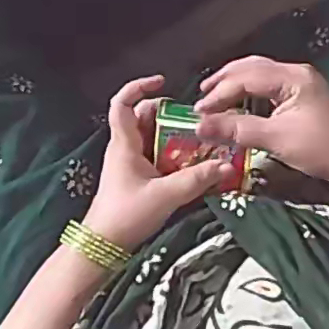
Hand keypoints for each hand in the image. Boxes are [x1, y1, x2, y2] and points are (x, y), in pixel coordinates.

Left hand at [82, 75, 232, 250]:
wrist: (103, 245)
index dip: (139, 86)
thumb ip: (196, 180)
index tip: (162, 82)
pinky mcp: (136, 178)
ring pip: (151, 137)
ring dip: (173, 136)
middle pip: (143, 117)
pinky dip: (172, 155)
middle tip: (191, 120)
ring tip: (198, 141)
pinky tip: (191, 165)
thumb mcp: (165, 196)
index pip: (122, 103)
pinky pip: (155, 156)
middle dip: (167, 114)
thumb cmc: (126, 215)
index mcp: (124, 143)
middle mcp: (125, 148)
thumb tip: (224, 166)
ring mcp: (129, 163)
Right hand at [194, 56, 328, 189]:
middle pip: (250, 67)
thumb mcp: (276, 140)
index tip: (199, 112)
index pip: (246, 77)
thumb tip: (199, 126)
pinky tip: (235, 101)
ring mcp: (298, 81)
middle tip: (201, 99)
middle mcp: (295, 72)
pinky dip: (246, 90)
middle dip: (223, 82)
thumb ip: (237, 130)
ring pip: (257, 73)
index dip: (219, 93)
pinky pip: (265, 83)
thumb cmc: (321, 150)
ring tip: (212, 97)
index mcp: (292, 77)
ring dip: (234, 83)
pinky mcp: (299, 93)